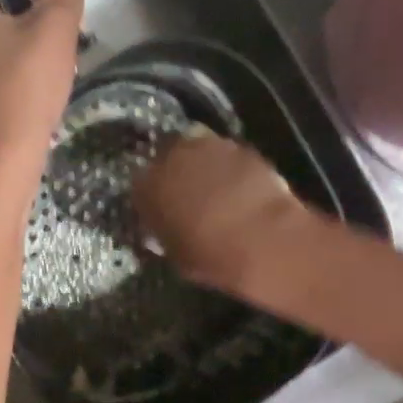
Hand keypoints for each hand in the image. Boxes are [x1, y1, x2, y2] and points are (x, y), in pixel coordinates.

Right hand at [133, 132, 309, 295]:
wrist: (262, 238)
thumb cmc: (210, 255)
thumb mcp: (176, 254)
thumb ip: (165, 235)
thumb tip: (166, 231)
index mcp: (146, 187)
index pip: (140, 189)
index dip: (152, 201)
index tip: (162, 213)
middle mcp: (170, 158)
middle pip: (167, 161)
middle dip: (176, 177)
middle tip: (189, 198)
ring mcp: (206, 147)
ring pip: (198, 153)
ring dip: (203, 168)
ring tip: (217, 191)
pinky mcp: (239, 146)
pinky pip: (227, 156)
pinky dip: (230, 169)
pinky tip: (241, 188)